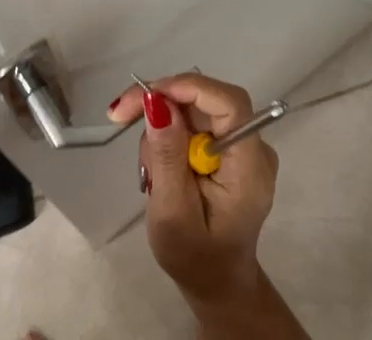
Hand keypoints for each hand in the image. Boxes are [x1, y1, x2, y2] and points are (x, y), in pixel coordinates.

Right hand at [107, 73, 279, 308]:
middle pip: (207, 100)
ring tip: (149, 172)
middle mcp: (253, 148)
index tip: (144, 97)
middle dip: (162, 103)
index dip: (186, 88)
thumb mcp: (172, 212)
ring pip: (195, 109)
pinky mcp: (228, 150)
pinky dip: (169, 136)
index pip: (229, 103)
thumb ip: (167, 156)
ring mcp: (242, 148)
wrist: (217, 283)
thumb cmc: (194, 257)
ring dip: (162, 127)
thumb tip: (156, 102)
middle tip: (118, 116)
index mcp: (249, 167)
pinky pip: (195, 123)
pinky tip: (159, 169)